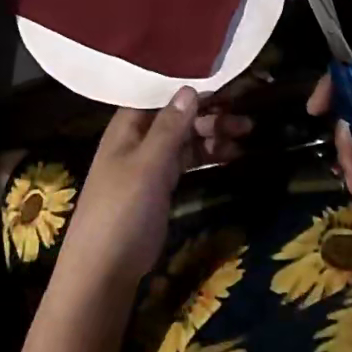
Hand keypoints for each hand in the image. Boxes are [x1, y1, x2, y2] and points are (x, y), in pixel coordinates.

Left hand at [56, 88, 251, 288]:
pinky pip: (188, 158)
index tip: (226, 80)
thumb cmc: (122, 210)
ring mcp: (150, 160)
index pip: (162, 93)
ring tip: (246, 134)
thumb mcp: (148, 166)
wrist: (104, 270)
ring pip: (186, 136)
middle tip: (245, 116)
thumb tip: (190, 87)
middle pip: (179, 114)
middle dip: (211, 112)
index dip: (191, 85)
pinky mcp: (161, 183)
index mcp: (128, 125)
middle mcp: (139, 137)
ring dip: (214, 133)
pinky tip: (231, 154)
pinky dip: (208, 154)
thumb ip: (169, 127)